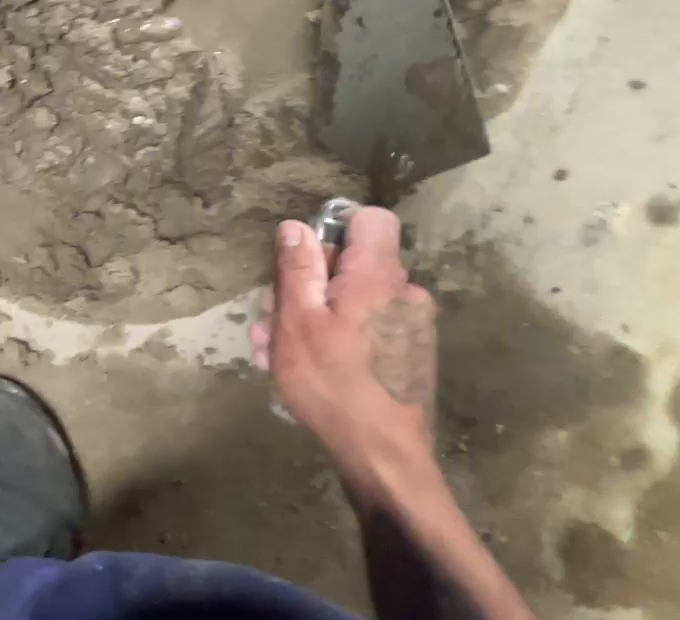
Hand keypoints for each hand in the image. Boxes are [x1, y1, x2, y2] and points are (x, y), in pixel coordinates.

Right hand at [251, 208, 437, 498]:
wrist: (383, 458)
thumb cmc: (332, 382)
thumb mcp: (297, 320)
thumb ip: (297, 268)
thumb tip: (296, 226)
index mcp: (379, 278)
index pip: (371, 220)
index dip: (334, 226)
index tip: (303, 255)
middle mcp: (403, 294)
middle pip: (351, 262)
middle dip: (305, 282)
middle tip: (269, 317)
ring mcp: (410, 326)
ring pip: (350, 298)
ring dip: (310, 314)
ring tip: (272, 349)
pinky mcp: (406, 353)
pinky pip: (363, 325)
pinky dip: (332, 335)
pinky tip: (302, 365)